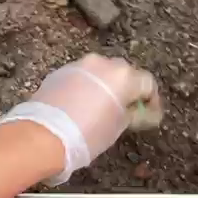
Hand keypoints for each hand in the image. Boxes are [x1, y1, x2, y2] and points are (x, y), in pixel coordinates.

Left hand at [0, 55, 161, 185]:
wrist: (45, 133)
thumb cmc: (88, 133)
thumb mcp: (119, 126)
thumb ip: (132, 112)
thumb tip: (139, 110)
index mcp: (123, 75)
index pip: (148, 83)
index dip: (151, 100)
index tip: (148, 115)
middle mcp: (102, 63)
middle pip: (124, 73)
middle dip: (127, 90)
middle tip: (126, 111)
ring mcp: (80, 65)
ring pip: (101, 72)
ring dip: (106, 86)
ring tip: (102, 109)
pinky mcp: (61, 71)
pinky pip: (82, 76)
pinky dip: (87, 86)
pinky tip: (82, 105)